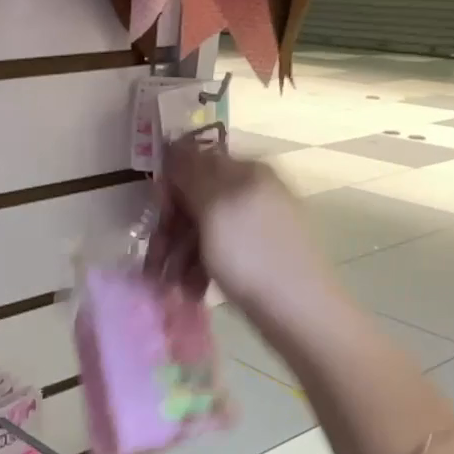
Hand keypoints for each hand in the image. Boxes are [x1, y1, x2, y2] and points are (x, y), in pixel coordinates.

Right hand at [162, 136, 331, 308]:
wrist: (299, 311)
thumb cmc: (252, 257)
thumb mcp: (216, 209)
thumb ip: (192, 173)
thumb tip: (174, 142)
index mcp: (246, 172)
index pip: (195, 164)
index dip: (170, 191)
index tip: (156, 220)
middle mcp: (252, 191)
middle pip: (196, 201)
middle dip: (170, 232)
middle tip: (154, 264)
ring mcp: (256, 225)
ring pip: (203, 231)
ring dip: (179, 257)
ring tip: (169, 286)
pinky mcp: (258, 256)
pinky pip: (218, 253)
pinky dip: (199, 270)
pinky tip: (191, 291)